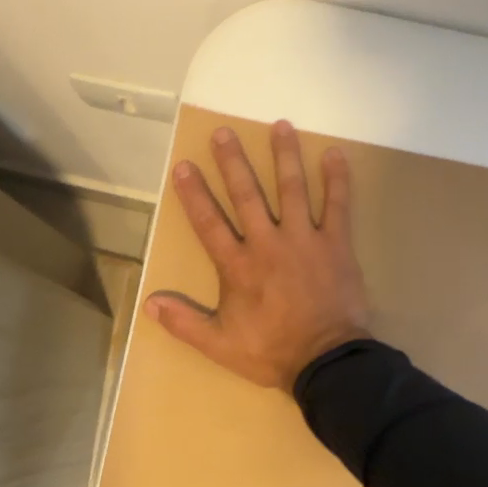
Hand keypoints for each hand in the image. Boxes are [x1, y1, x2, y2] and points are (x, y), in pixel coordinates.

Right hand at [145, 121, 371, 390]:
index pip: (209, 223)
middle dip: (233, 162)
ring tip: (280, 126)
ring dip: (284, 156)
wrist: (325, 360)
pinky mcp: (336, 245)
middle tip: (224, 132)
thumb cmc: (272, 353)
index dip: (194, 194)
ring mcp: (304, 239)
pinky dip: (337, 179)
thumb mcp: (221, 345)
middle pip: (246, 195)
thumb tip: (149, 304)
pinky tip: (335, 154)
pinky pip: (338, 205)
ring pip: (292, 189)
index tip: (183, 166)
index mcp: (237, 267)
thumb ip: (185, 323)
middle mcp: (267, 243)